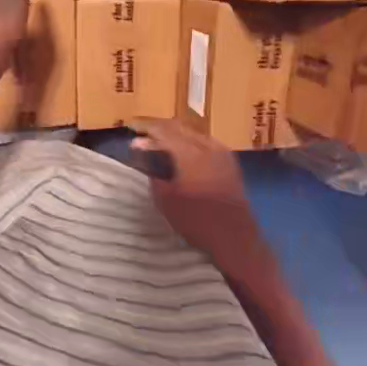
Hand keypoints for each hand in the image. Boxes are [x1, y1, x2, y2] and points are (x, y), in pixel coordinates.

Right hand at [130, 118, 269, 275]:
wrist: (235, 238)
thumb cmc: (196, 220)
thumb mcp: (165, 199)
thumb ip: (152, 171)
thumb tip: (141, 151)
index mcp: (189, 152)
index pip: (163, 131)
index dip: (145, 127)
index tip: (131, 127)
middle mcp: (207, 146)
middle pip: (180, 128)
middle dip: (160, 128)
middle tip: (143, 133)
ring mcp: (222, 153)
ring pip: (194, 133)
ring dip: (176, 134)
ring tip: (160, 142)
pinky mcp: (230, 163)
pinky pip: (206, 142)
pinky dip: (190, 142)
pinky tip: (184, 152)